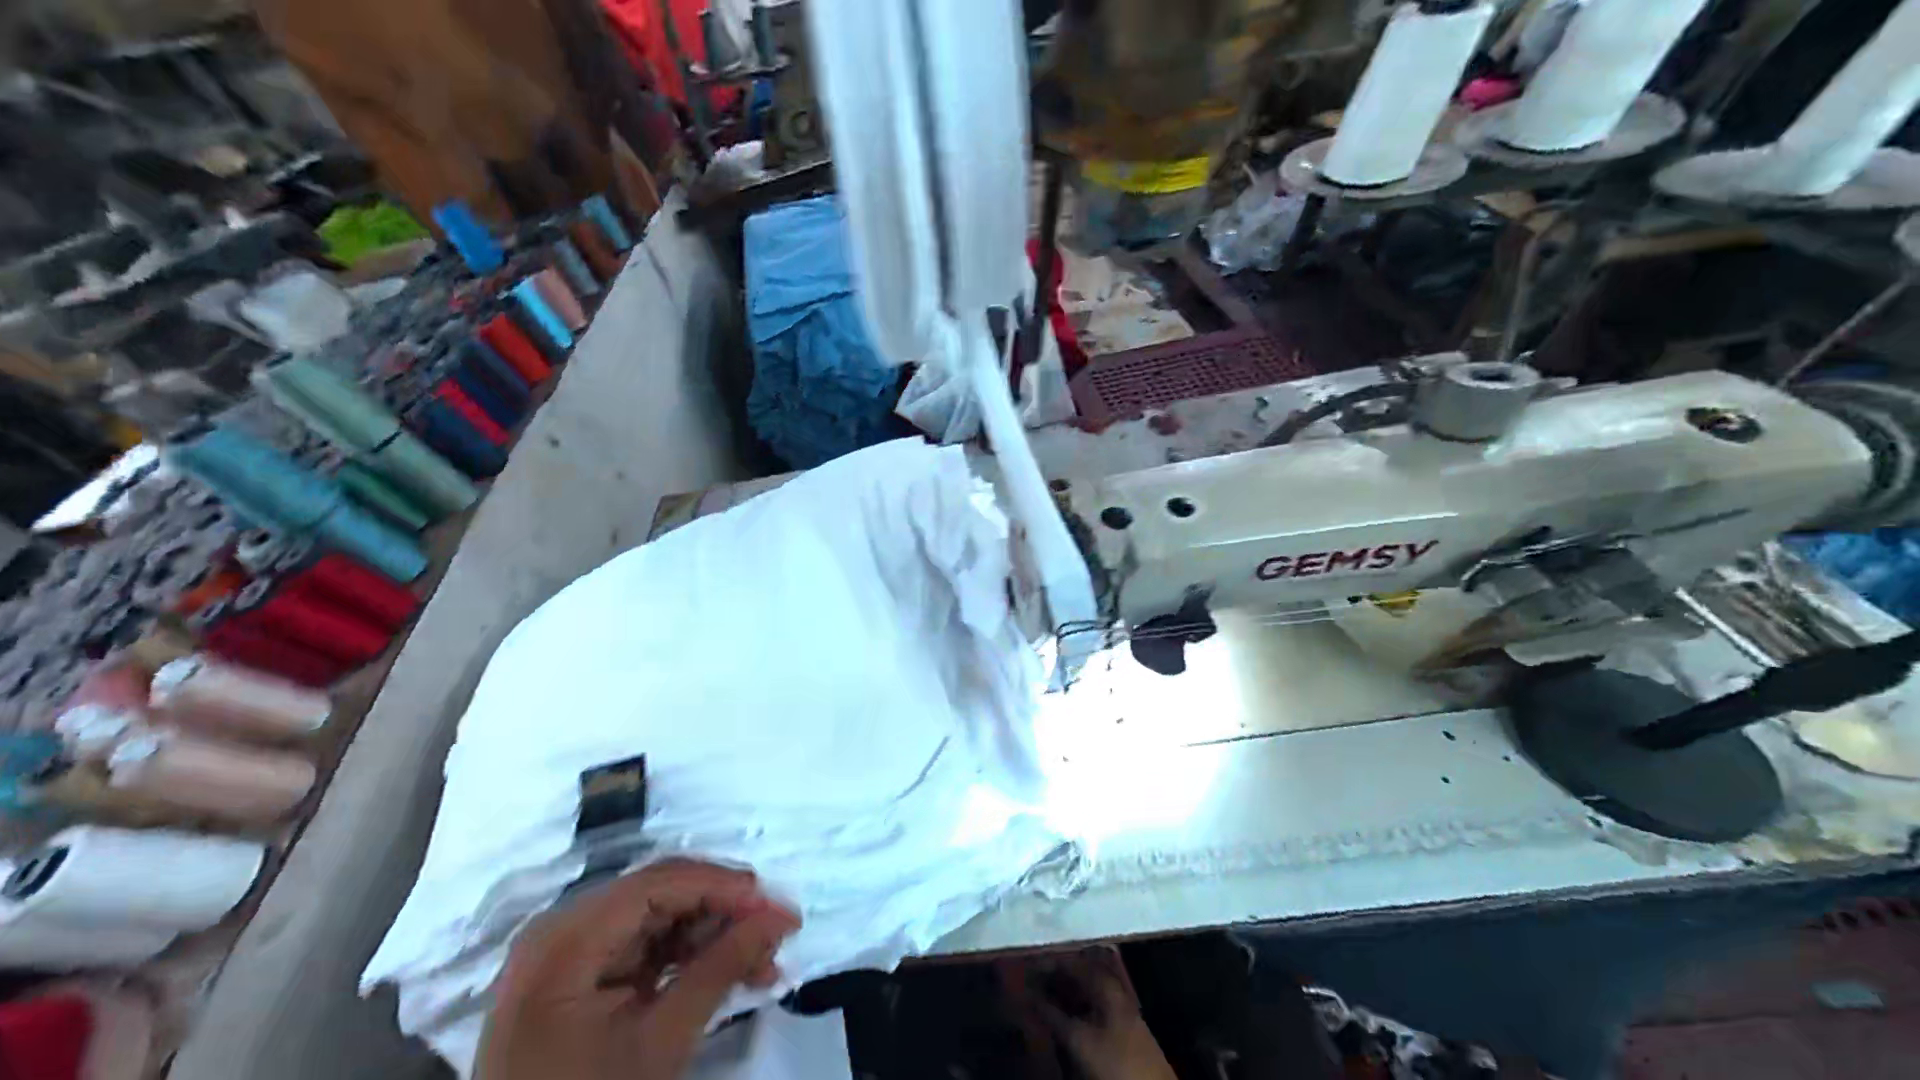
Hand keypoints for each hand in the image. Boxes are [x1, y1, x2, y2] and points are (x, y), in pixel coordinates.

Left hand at [476, 859, 800, 1079]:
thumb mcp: (660, 1043)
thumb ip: (722, 968)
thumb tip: (781, 916)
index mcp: (567, 938)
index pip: (660, 884)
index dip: (725, 888)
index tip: (779, 910)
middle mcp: (563, 928)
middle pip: (661, 894)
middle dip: (724, 912)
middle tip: (777, 935)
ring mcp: (569, 951)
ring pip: (660, 917)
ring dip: (713, 935)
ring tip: (764, 962)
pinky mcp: (580, 975)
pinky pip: (646, 945)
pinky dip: (688, 956)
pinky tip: (731, 972)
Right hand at [1028, 947, 1175, 1079]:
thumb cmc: (1115, 1063)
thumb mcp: (1078, 1040)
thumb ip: (1050, 1014)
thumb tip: (1025, 993)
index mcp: (1105, 983)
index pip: (1070, 961)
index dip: (1046, 964)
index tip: (1024, 970)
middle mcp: (1113, 988)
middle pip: (1078, 974)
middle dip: (1052, 977)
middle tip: (1029, 984)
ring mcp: (1118, 1007)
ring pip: (1084, 991)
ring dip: (1061, 993)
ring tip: (1038, 999)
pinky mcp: (1119, 1026)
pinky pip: (1090, 1006)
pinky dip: (1072, 1007)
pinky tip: (1059, 1017)